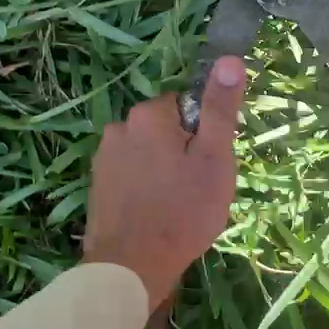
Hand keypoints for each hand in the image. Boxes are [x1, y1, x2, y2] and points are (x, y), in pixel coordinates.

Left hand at [84, 57, 248, 304]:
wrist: (131, 269)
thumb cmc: (183, 211)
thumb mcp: (214, 158)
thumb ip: (220, 108)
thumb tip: (230, 59)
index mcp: (148, 115)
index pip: (186, 106)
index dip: (204, 134)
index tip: (210, 163)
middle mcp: (119, 128)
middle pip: (166, 129)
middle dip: (184, 152)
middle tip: (199, 188)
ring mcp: (104, 158)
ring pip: (148, 153)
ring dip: (164, 171)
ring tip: (179, 206)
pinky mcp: (97, 186)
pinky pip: (132, 175)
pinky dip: (146, 189)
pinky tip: (157, 215)